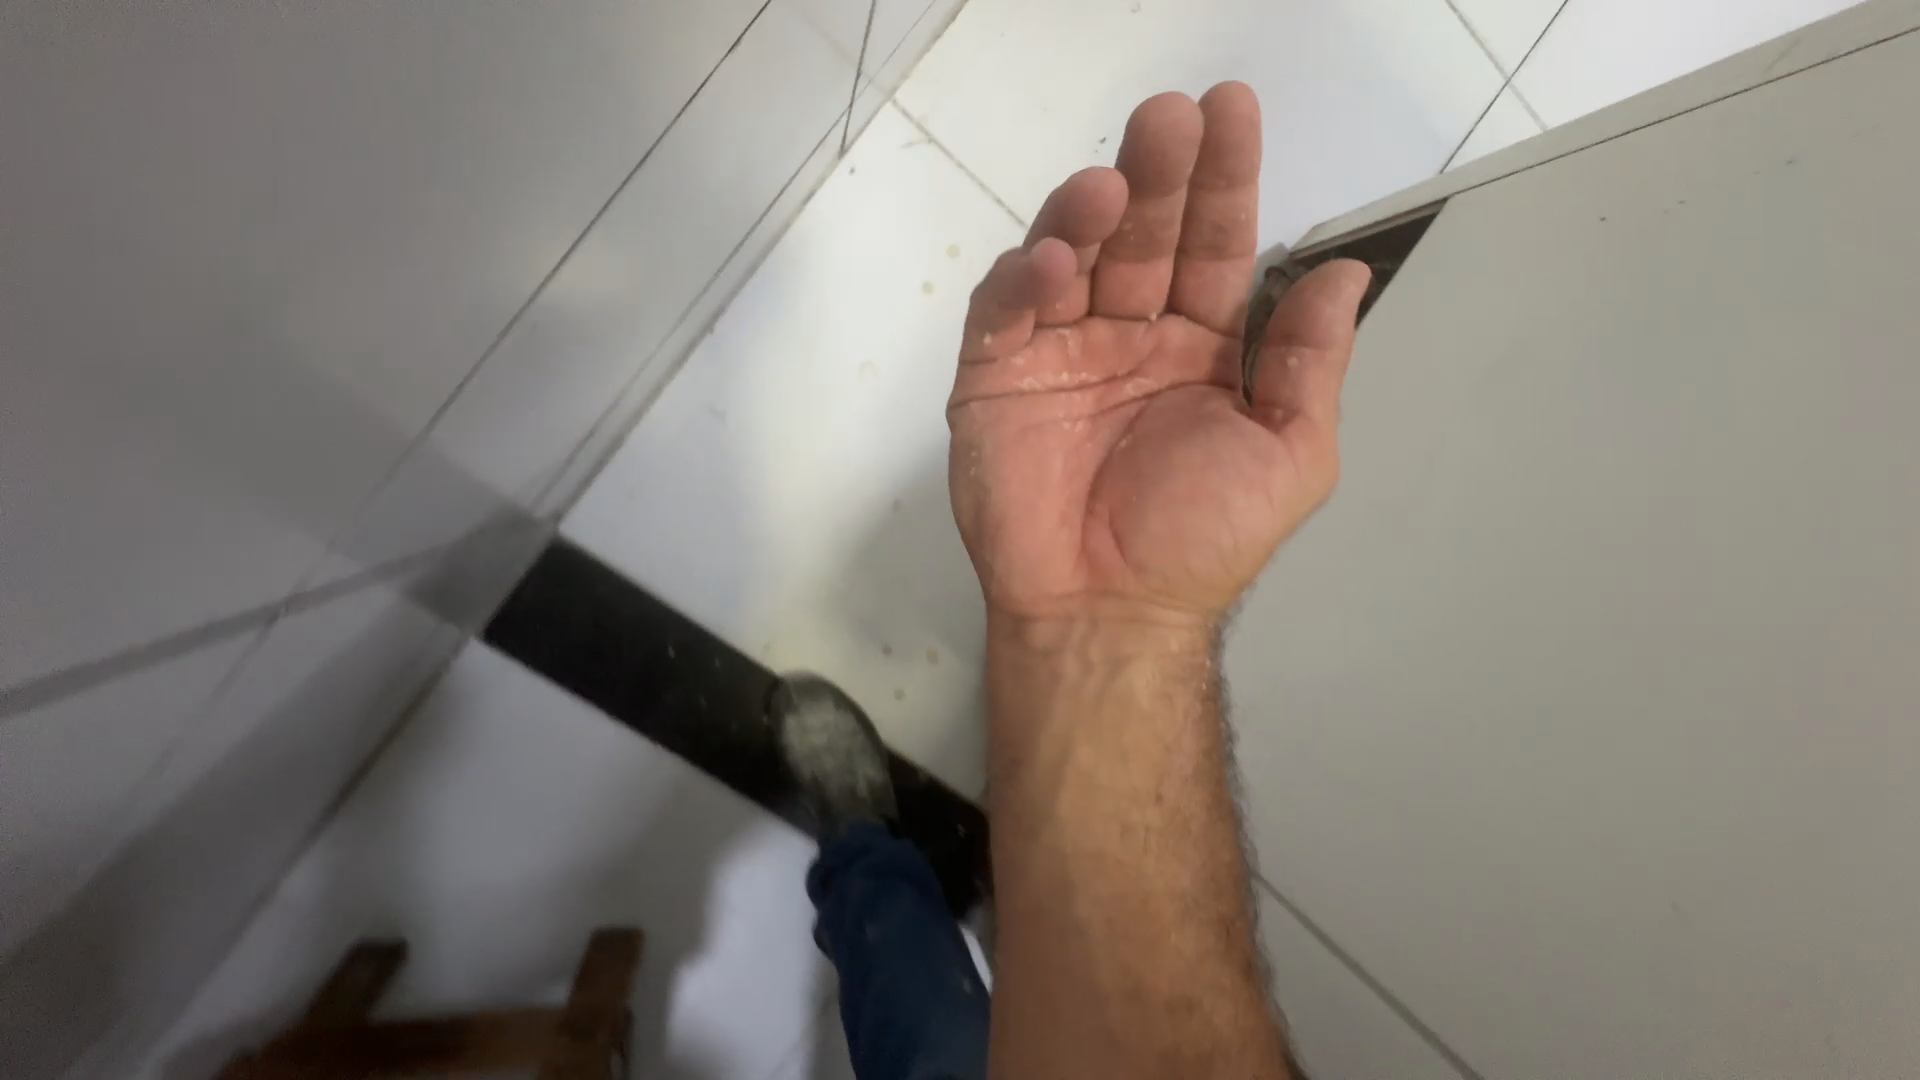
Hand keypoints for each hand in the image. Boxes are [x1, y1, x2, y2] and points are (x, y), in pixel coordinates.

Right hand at [948, 82, 1371, 628]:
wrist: (1106, 611)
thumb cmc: (1198, 540)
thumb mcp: (1287, 454)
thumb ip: (1308, 365)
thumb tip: (1345, 277)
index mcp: (1196, 351)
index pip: (1211, 250)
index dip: (1223, 184)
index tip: (1230, 113)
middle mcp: (1127, 340)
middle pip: (1140, 240)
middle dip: (1156, 177)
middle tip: (1167, 119)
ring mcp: (1057, 356)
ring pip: (1069, 262)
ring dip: (1084, 217)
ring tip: (1106, 186)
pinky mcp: (994, 381)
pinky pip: (1005, 316)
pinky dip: (1022, 284)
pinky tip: (1051, 266)